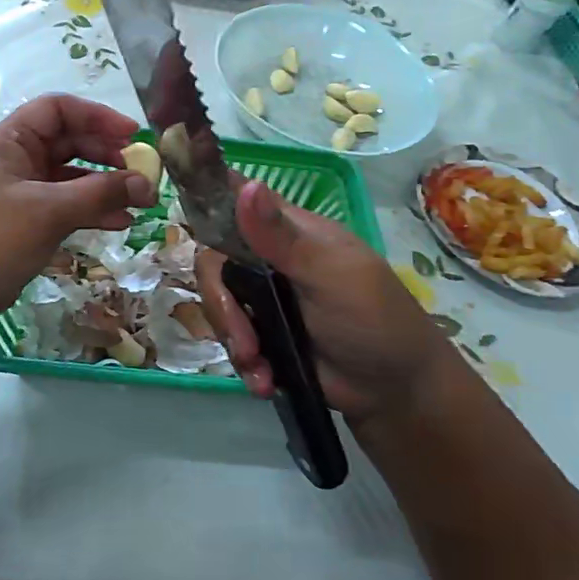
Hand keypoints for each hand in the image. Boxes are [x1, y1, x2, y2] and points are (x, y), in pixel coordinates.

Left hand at [0, 94, 156, 330]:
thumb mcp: (46, 213)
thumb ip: (99, 193)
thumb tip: (147, 183)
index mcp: (6, 142)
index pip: (57, 110)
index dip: (98, 117)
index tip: (135, 138)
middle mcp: (9, 161)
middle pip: (66, 142)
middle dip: (107, 156)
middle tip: (143, 177)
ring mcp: (11, 195)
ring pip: (65, 178)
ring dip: (102, 187)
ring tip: (139, 205)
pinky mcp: (16, 225)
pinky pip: (58, 207)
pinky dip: (86, 211)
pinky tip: (116, 224)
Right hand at [196, 181, 453, 425]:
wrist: (396, 393)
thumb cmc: (375, 320)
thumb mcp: (332, 275)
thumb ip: (283, 236)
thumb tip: (245, 186)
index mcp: (287, 231)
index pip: (234, 200)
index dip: (206, 203)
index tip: (182, 217)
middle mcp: (267, 258)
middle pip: (213, 263)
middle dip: (222, 306)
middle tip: (245, 340)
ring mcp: (262, 298)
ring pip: (217, 305)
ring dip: (233, 341)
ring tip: (261, 368)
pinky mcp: (261, 334)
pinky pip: (230, 340)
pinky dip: (244, 364)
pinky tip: (264, 381)